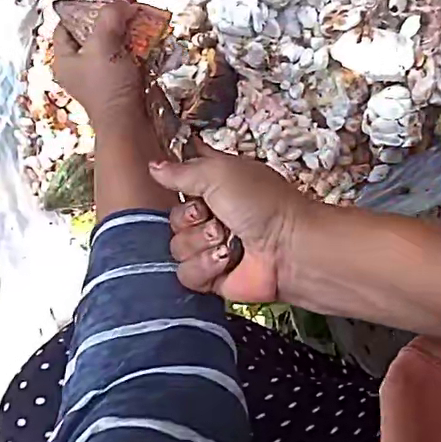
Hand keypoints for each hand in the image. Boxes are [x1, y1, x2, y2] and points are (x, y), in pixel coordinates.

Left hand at [51, 0, 144, 122]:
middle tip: (127, 11)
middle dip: (110, 21)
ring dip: (127, 35)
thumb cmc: (109, 87)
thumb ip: (109, 17)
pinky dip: (136, 51)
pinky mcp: (119, 87)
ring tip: (142, 24)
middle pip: (92, 34)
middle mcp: (79, 69)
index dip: (83, 10)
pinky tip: (149, 45)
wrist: (129, 124)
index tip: (104, 3)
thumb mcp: (104, 44)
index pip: (66, 25)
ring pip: (112, 47)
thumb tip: (121, 4)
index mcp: (64, 59)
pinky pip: (126, 61)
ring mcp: (100, 79)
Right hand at [151, 148, 312, 304]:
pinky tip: (227, 261)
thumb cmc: (261, 202)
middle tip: (212, 216)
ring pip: (176, 246)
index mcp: (216, 182)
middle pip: (173, 215)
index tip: (177, 180)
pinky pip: (186, 273)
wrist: (287, 249)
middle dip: (189, 217)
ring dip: (200, 243)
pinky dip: (206, 266)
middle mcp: (213, 212)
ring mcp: (212, 245)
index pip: (184, 175)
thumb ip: (182, 171)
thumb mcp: (218, 173)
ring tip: (226, 240)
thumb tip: (154, 166)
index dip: (176, 178)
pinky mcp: (212, 275)